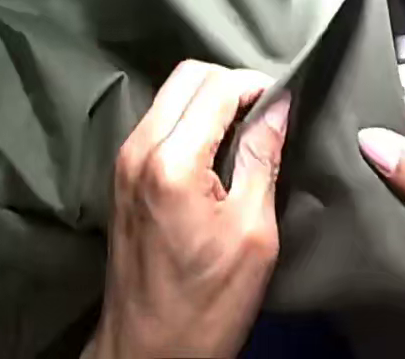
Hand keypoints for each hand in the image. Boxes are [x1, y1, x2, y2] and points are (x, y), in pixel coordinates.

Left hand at [89, 60, 291, 358]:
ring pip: (173, 89)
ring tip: (244, 125)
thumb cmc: (205, 306)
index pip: (219, 86)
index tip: (282, 102)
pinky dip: (192, 112)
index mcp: (173, 162)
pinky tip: (217, 141)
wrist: (144, 358)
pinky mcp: (123, 171)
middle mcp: (140, 149)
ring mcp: (125, 159)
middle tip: (263, 110)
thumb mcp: (252, 230)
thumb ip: (262, 155)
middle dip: (232, 82)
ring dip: (211, 95)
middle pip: (190, 74)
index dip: (257, 85)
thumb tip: (279, 104)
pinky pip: (162, 114)